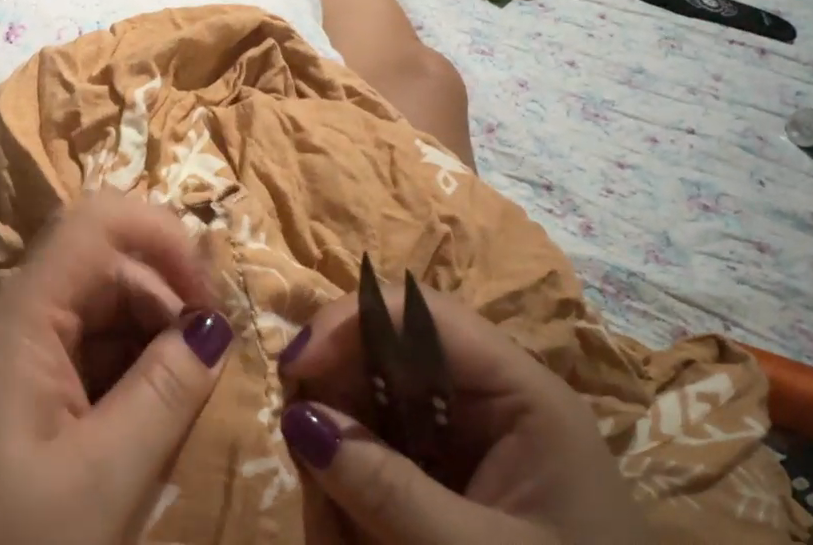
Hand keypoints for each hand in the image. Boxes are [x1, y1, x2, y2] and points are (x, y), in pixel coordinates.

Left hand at [0, 196, 231, 544]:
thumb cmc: (9, 543)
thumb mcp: (101, 477)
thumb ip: (163, 393)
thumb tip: (213, 325)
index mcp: (24, 318)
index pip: (95, 223)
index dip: (161, 237)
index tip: (213, 298)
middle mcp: (17, 324)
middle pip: (103, 268)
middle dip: (166, 299)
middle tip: (216, 366)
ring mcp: (16, 364)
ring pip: (99, 317)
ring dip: (154, 344)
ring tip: (193, 401)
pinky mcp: (20, 404)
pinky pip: (86, 362)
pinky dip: (130, 378)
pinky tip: (156, 422)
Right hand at [277, 283, 650, 543]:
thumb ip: (388, 489)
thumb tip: (297, 418)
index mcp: (524, 396)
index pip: (423, 314)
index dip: (349, 322)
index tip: (294, 368)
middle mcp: (493, 398)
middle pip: (391, 344)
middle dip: (333, 376)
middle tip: (288, 425)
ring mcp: (469, 433)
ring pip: (376, 390)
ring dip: (334, 422)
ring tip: (311, 477)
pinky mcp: (450, 468)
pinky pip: (382, 436)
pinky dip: (349, 459)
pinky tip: (335, 499)